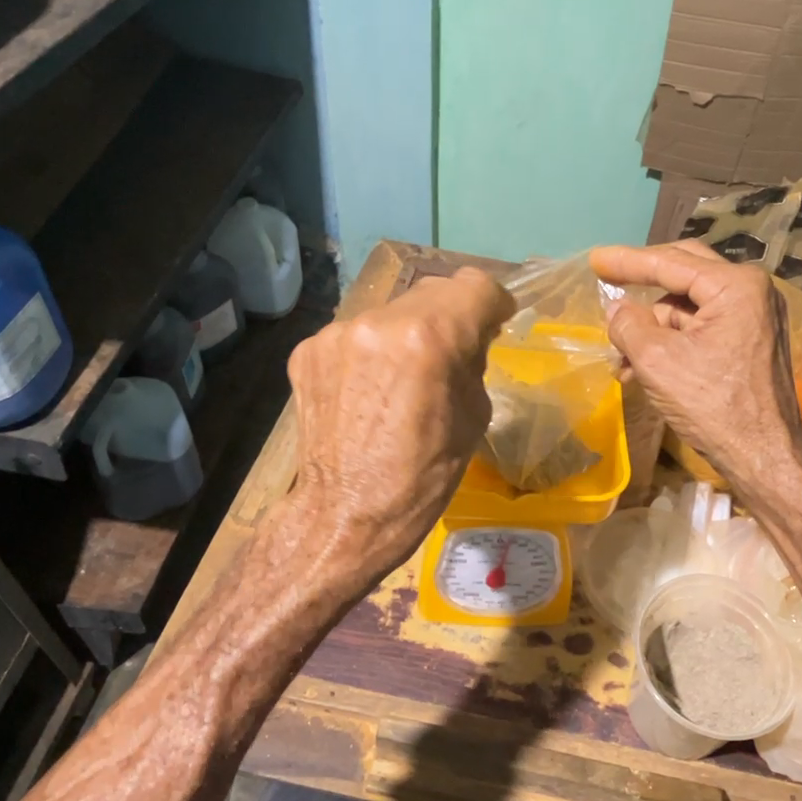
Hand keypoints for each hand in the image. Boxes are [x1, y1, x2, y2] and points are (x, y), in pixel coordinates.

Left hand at [285, 268, 515, 578]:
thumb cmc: (423, 477)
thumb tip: (468, 335)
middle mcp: (380, 322)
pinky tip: (367, 394)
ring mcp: (337, 334)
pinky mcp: (307, 351)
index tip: (494, 323)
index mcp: (430, 337)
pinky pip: (355, 337)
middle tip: (451, 355)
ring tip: (401, 382)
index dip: (493, 303)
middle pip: (431, 292)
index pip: (475, 285)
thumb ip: (472, 361)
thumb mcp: (474, 416)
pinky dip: (370, 355)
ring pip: (390, 314)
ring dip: (405, 336)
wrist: (345, 515)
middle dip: (449, 317)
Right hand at [590, 242, 801, 496]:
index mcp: (736, 286)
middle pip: (684, 272)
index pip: (671, 262)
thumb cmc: (712, 405)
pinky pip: (701, 326)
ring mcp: (755, 316)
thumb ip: (628, 324)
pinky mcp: (751, 341)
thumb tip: (616, 309)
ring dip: (653, 324)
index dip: (627, 261)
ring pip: (689, 304)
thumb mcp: (656, 360)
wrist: (762, 456)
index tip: (594, 259)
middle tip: (607, 281)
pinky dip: (671, 339)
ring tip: (620, 356)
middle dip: (642, 283)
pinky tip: (643, 365)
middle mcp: (752, 291)